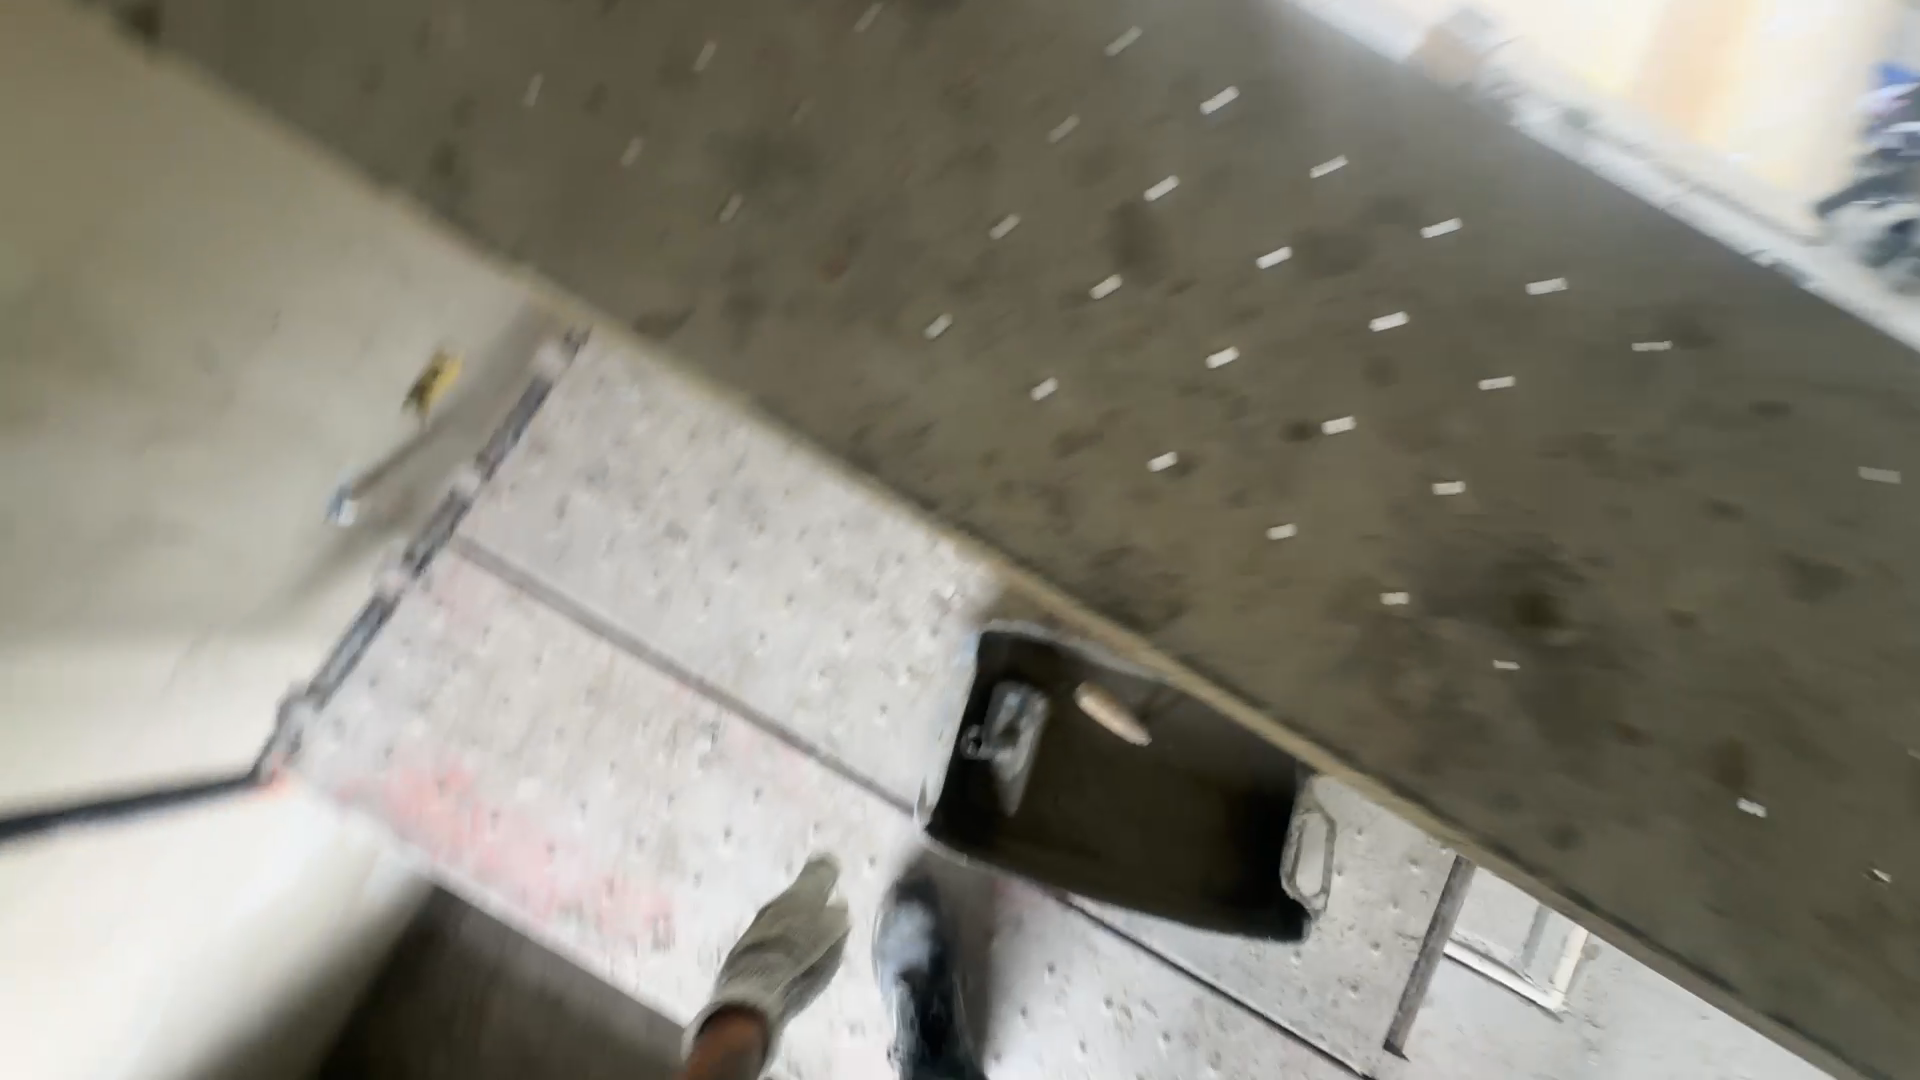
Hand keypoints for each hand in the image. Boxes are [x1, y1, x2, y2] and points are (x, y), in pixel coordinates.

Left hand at [686, 855, 850, 1071]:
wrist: (754, 990)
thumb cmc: (802, 960)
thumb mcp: (832, 940)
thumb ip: (837, 919)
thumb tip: (839, 904)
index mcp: (804, 894)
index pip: (819, 871)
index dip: (827, 868)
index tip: (832, 863)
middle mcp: (780, 901)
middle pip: (798, 890)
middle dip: (810, 892)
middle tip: (821, 894)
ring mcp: (760, 921)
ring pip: (784, 909)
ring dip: (794, 912)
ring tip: (805, 920)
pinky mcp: (747, 943)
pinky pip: (772, 928)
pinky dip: (781, 930)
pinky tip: (786, 942)